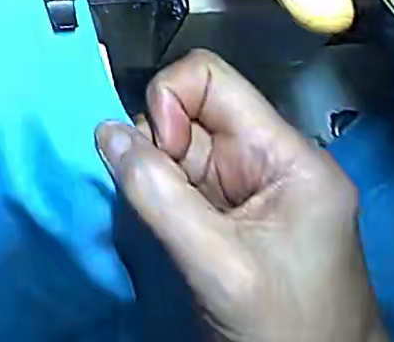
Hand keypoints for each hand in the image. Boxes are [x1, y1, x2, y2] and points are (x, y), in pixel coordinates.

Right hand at [96, 50, 385, 341]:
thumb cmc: (290, 333)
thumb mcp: (222, 267)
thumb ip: (159, 194)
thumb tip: (103, 129)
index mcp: (287, 156)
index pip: (210, 78)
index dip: (171, 100)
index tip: (164, 153)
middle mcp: (265, 158)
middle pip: (187, 107)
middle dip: (157, 141)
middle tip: (157, 192)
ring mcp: (244, 184)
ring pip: (174, 139)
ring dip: (152, 167)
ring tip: (162, 216)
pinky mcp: (225, 209)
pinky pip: (174, 171)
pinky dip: (154, 186)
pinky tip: (161, 219)